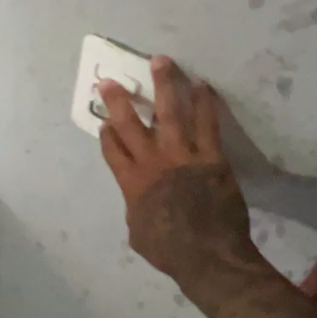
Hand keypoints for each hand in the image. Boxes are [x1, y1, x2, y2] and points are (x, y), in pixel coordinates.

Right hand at [97, 57, 262, 286]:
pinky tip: (203, 85)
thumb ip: (137, 209)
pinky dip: (205, 102)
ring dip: (164, 84)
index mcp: (131, 183)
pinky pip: (207, 123)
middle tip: (111, 80)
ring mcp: (182, 156)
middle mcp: (151, 162)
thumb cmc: (170, 252)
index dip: (107, 132)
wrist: (207, 257)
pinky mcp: (211, 157)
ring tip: (161, 61)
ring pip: (169, 112)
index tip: (105, 119)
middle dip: (118, 99)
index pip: (112, 149)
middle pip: (130, 123)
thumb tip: (141, 201)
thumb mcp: (138, 232)